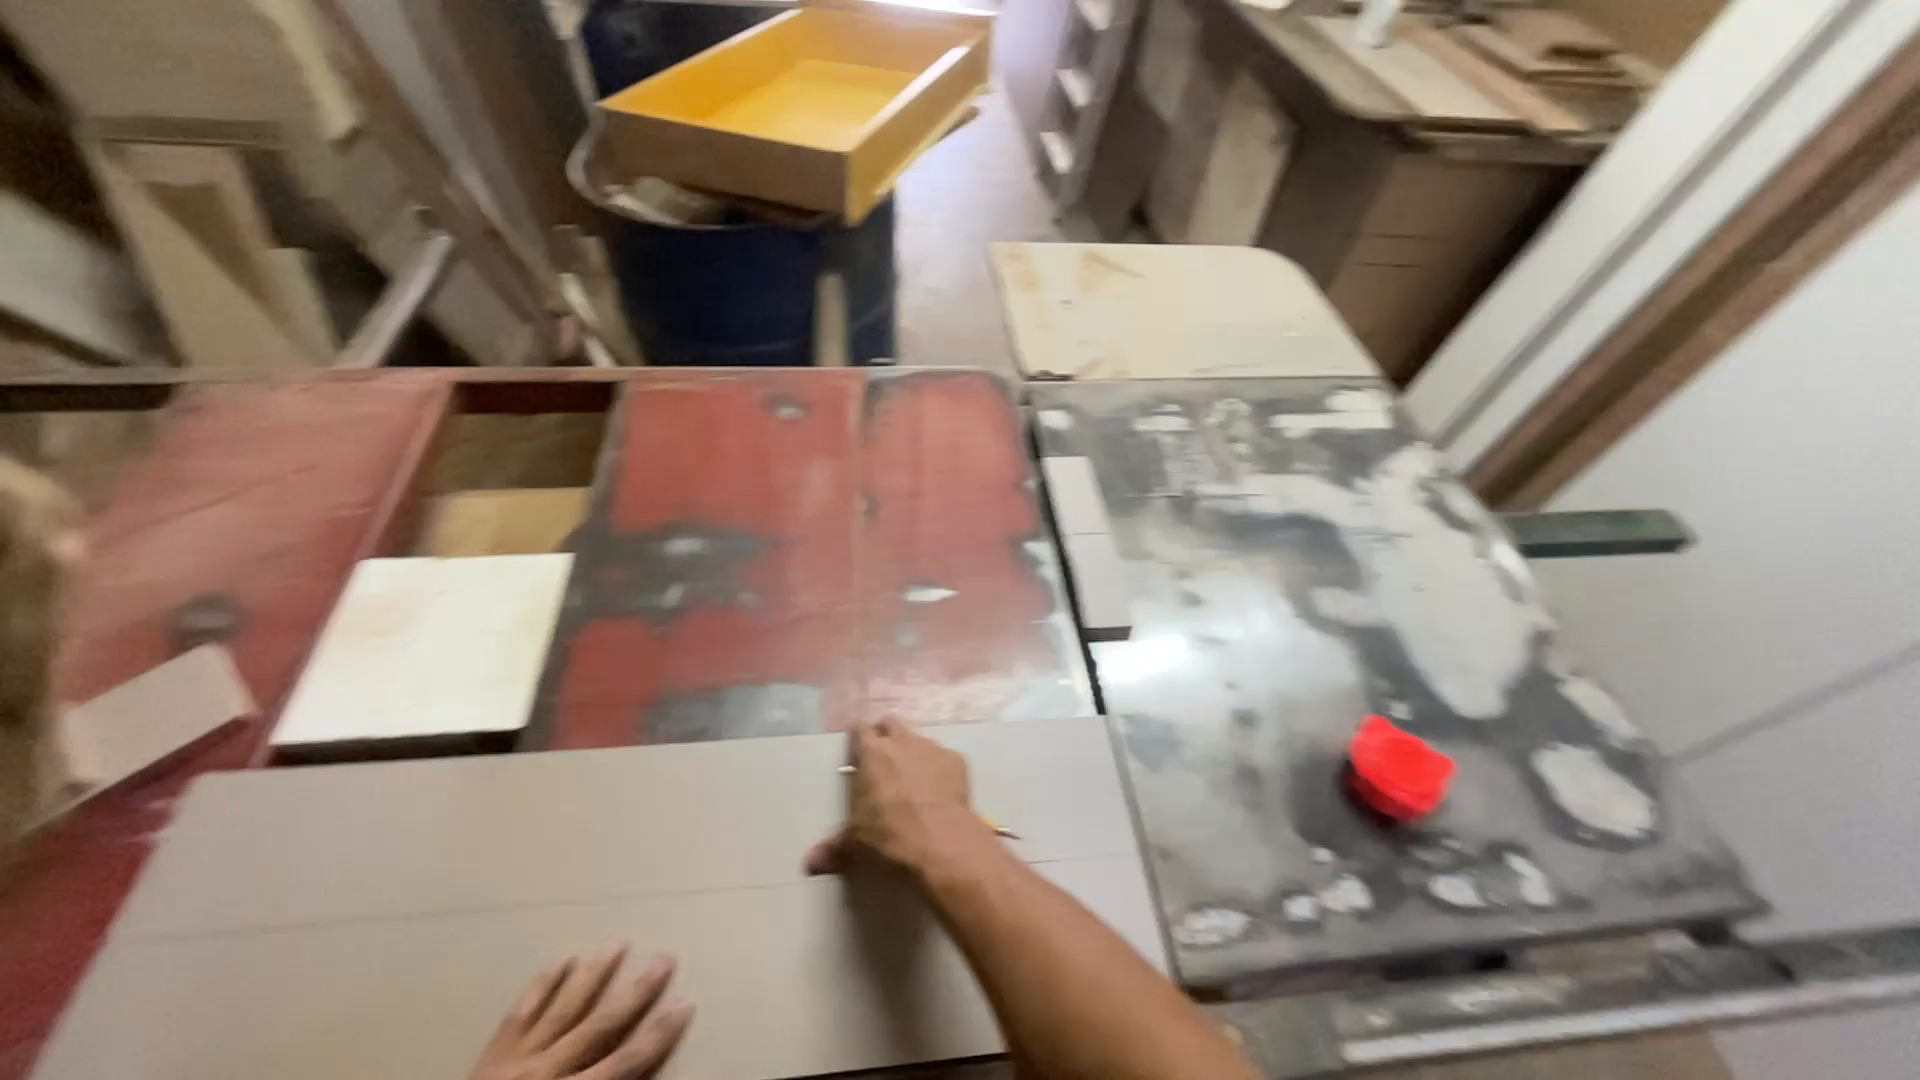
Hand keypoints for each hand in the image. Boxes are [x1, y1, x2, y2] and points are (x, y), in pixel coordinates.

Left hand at [468, 943, 693, 1079]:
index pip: (624, 1063)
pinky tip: (562, 959)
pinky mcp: (493, 1054)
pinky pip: (522, 1010)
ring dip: (594, 974)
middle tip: (664, 958)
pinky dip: (543, 983)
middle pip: (601, 1025)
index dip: (658, 1035)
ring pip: (563, 1007)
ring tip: (617, 943)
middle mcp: (546, 1074)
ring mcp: (516, 1060)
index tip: (685, 1004)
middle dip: (636, 992)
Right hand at [804, 715, 989, 875]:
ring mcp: (932, 748)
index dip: (857, 738)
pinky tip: (939, 790)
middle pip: (891, 723)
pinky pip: (944, 757)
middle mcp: (901, 742)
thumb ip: (833, 847)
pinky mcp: (957, 760)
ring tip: (913, 777)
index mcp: (871, 754)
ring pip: (919, 739)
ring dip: (913, 751)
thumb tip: (810, 864)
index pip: (859, 729)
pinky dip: (939, 768)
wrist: (942, 842)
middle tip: (883, 759)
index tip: (856, 749)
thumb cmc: (889, 836)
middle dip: (886, 735)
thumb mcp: (855, 842)